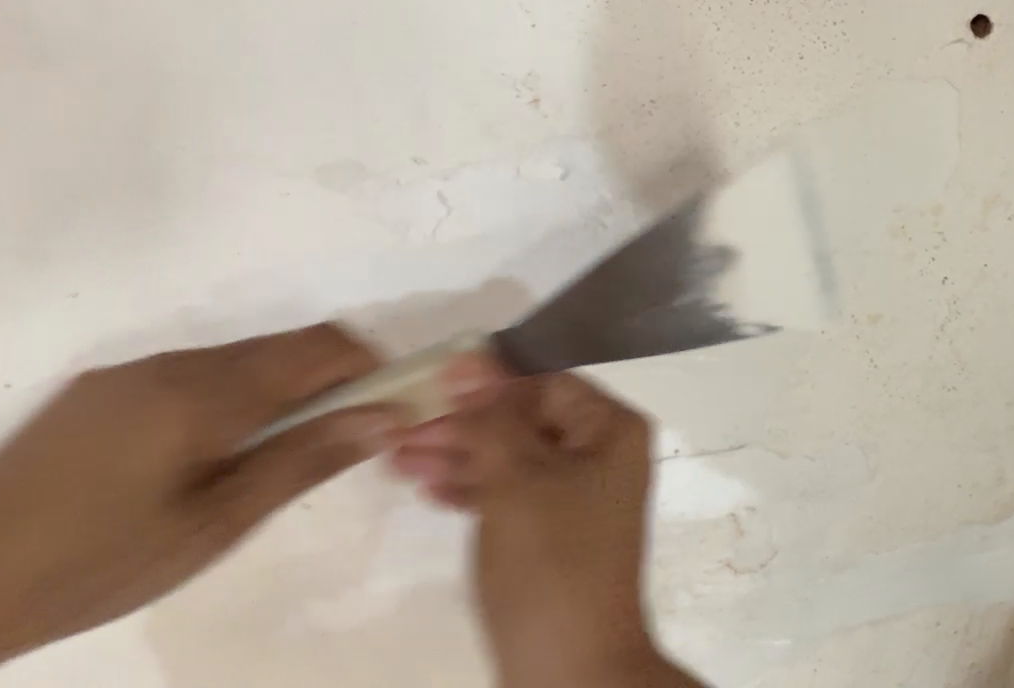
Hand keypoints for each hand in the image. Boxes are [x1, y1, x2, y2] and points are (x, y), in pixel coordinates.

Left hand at [0, 324, 400, 685]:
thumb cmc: (95, 567)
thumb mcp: (217, 525)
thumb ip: (308, 459)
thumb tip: (390, 416)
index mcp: (208, 394)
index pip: (326, 347)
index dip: (375, 366)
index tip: (391, 409)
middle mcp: (177, 365)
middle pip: (290, 345)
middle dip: (336, 378)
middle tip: (344, 437)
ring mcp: (135, 372)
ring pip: (248, 358)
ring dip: (286, 389)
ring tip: (274, 455)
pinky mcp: (104, 389)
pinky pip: (201, 372)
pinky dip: (237, 396)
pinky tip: (209, 454)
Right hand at [393, 369, 700, 687]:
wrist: (573, 669)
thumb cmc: (551, 560)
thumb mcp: (516, 478)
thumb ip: (491, 416)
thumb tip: (470, 357)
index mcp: (613, 429)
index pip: (548, 384)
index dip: (491, 385)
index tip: (431, 392)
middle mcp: (606, 454)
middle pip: (530, 419)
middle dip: (468, 424)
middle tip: (404, 434)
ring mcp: (583, 496)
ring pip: (517, 457)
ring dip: (463, 454)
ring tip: (400, 461)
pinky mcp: (559, 533)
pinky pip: (516, 493)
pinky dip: (477, 488)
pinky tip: (431, 488)